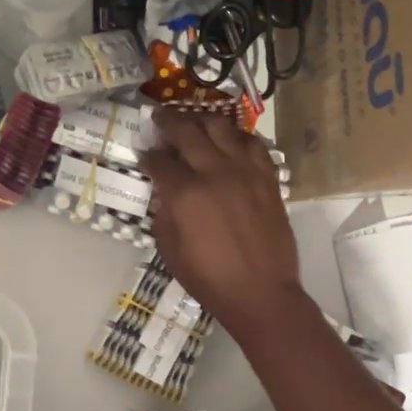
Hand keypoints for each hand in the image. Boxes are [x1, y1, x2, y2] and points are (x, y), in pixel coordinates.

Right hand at [141, 109, 305, 336]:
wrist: (261, 292)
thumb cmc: (210, 280)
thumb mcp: (171, 252)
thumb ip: (164, 216)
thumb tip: (164, 194)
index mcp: (186, 194)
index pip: (160, 162)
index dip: (148, 155)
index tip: (144, 153)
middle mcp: (215, 172)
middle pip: (188, 132)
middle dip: (169, 122)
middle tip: (160, 117)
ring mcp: (245, 171)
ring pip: (222, 128)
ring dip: (203, 119)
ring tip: (194, 120)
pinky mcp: (267, 178)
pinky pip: (253, 144)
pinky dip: (238, 136)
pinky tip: (230, 139)